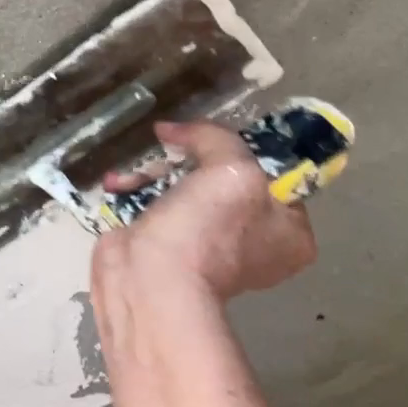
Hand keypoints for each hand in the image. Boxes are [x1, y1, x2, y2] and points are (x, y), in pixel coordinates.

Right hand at [95, 121, 315, 302]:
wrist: (151, 276)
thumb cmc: (206, 228)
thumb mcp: (230, 169)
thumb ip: (214, 138)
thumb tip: (173, 130)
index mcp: (290, 232)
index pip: (272, 176)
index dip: (239, 152)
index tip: (206, 141)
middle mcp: (254, 242)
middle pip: (219, 179)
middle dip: (183, 162)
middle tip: (164, 157)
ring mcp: (207, 247)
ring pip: (180, 190)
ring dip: (150, 175)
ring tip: (129, 177)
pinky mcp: (165, 247)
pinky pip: (154, 205)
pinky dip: (134, 192)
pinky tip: (117, 186)